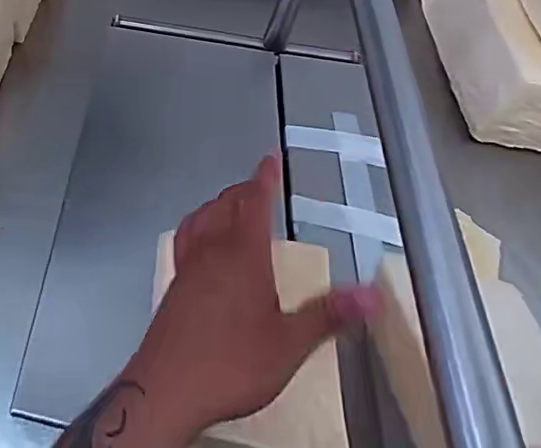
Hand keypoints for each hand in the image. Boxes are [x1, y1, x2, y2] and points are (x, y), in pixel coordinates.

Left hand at [124, 155, 381, 438]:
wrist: (169, 382)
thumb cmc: (232, 363)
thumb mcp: (289, 344)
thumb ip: (328, 314)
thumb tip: (371, 294)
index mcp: (242, 254)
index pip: (254, 202)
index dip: (264, 178)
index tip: (270, 158)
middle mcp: (212, 248)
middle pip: (227, 203)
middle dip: (245, 189)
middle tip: (260, 184)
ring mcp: (189, 261)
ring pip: (204, 215)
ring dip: (221, 203)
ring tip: (234, 203)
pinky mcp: (175, 278)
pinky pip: (187, 234)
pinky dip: (199, 221)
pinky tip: (200, 233)